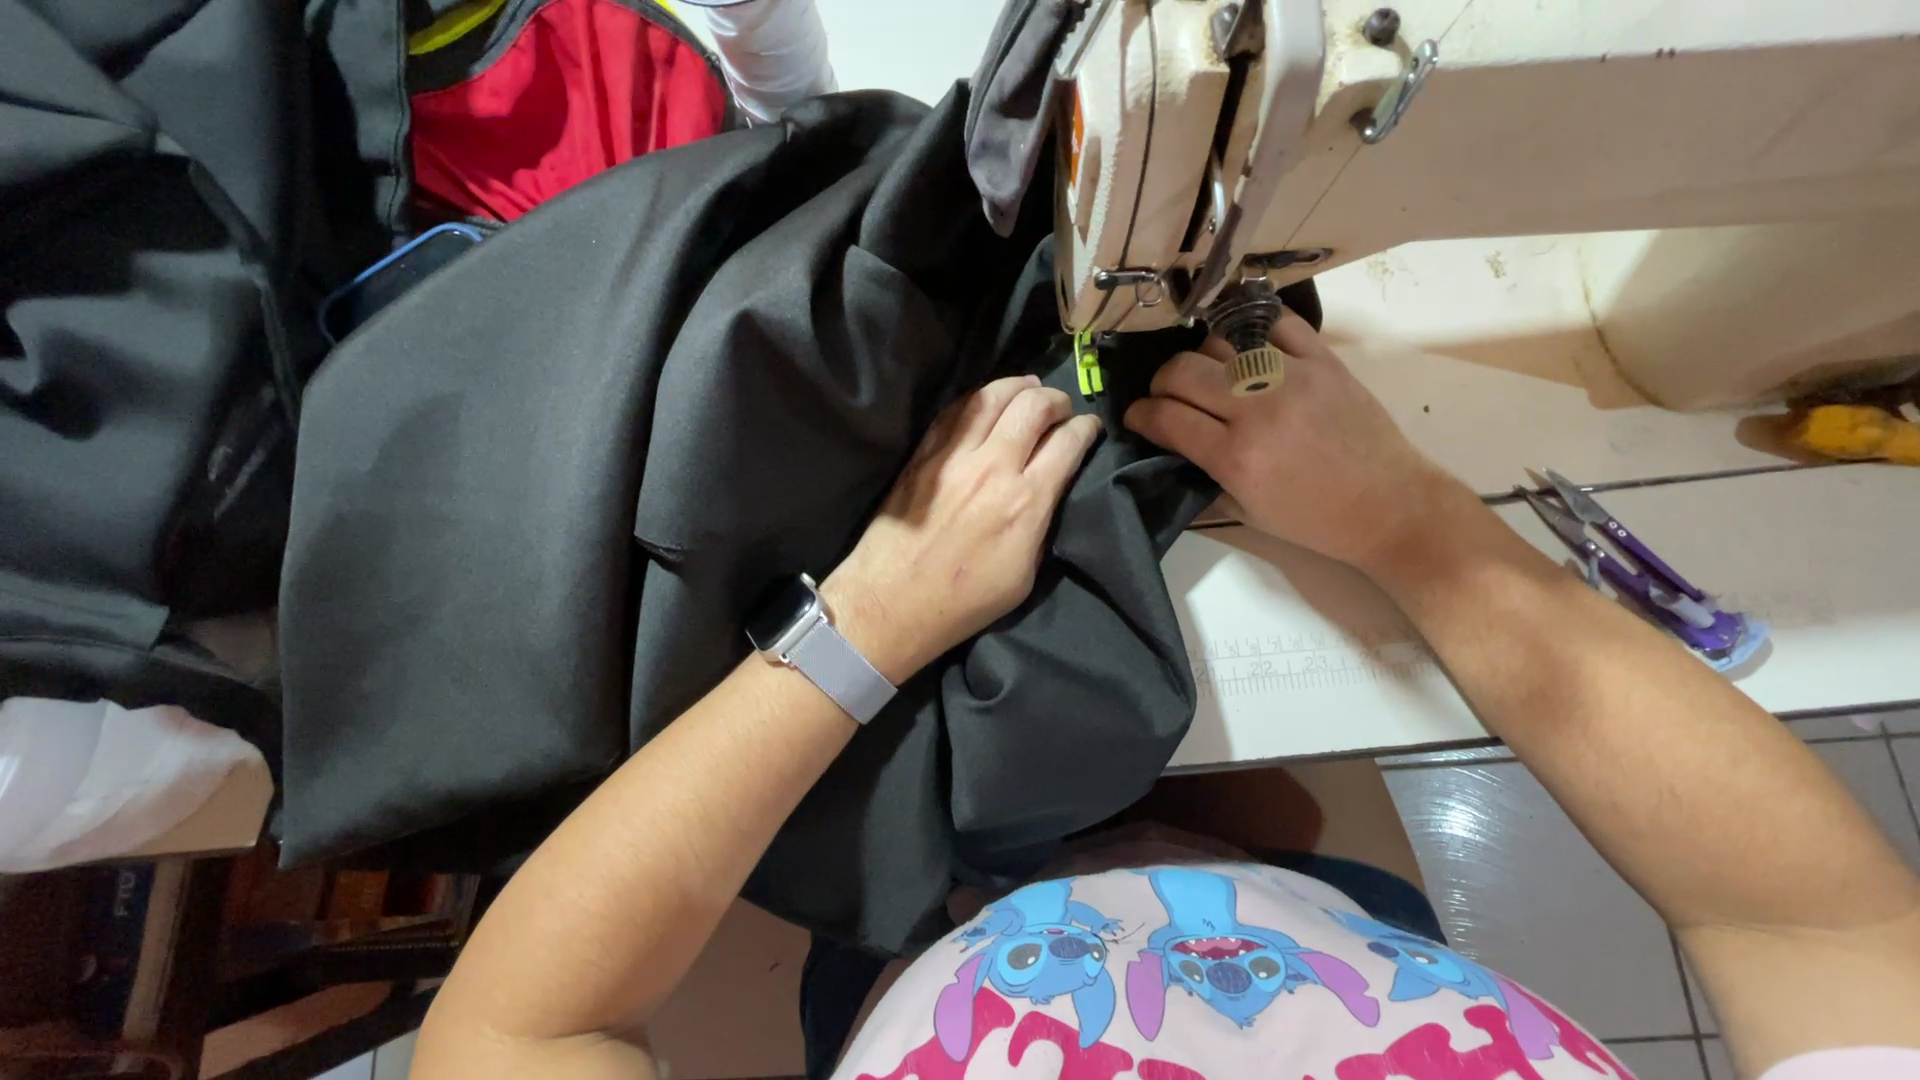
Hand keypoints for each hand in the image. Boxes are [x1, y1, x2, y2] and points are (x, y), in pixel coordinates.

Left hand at [825, 375, 1101, 681]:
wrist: (894, 604)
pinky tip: (986, 402)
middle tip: (1060, 408)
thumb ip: (1042, 523)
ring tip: (1028, 389)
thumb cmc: (965, 602)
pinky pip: (954, 411)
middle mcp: (993, 468)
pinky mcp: (923, 456)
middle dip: (1056, 400)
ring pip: (992, 396)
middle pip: (1033, 406)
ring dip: (1018, 387)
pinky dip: (977, 399)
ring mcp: (953, 457)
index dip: (1086, 428)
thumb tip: (1050, 489)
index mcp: (1026, 502)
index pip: (1068, 442)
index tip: (1089, 427)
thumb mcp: (1026, 575)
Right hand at [1124, 311, 1467, 570]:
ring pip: (1220, 342)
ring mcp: (1292, 378)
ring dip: (1202, 360)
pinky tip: (1246, 348)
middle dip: (1161, 384)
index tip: (1136, 417)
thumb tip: (1171, 441)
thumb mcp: (1243, 511)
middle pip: (1182, 371)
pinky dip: (1251, 330)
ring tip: (1210, 377)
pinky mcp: (1323, 360)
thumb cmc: (1312, 520)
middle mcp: (1257, 410)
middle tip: (1167, 397)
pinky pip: (1275, 323)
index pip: (1165, 417)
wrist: (1389, 507)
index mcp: (1235, 457)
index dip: (1139, 414)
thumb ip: (1202, 472)